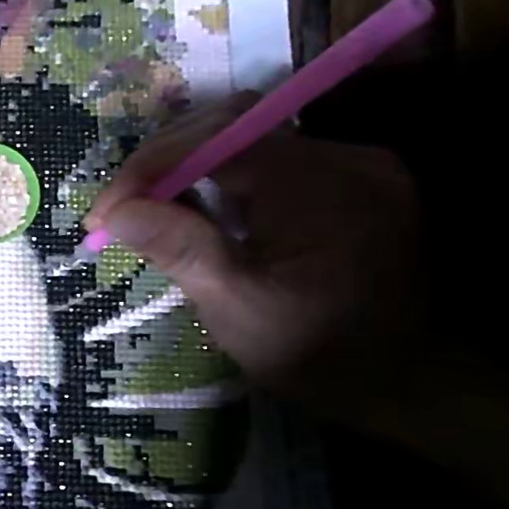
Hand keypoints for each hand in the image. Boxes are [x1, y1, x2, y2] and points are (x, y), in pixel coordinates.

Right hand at [87, 104, 424, 424]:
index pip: (222, 139)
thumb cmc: (315, 356)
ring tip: (148, 206)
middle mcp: (346, 159)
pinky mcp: (350, 179)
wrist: (402, 383)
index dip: (154, 163)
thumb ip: (178, 248)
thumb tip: (115, 211)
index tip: (106, 210)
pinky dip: (223, 177)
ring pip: (250, 137)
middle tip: (119, 208)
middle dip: (165, 160)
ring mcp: (354, 164)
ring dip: (189, 165)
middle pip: (234, 125)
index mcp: (323, 189)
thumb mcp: (236, 309)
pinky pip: (272, 159)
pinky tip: (198, 208)